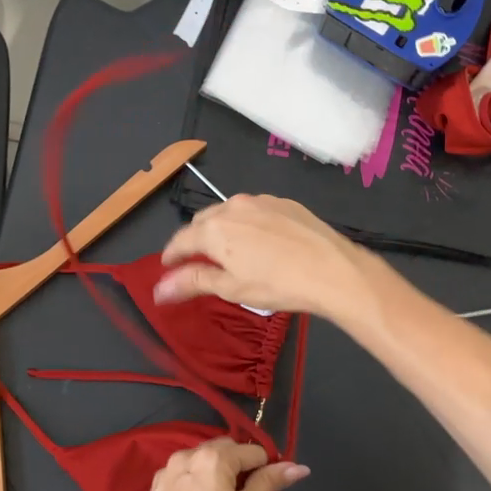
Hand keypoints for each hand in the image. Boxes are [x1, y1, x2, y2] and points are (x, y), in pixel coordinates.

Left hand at [139, 438, 308, 490]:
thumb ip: (271, 481)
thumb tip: (298, 467)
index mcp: (212, 457)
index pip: (251, 452)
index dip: (265, 468)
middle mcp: (184, 456)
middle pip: (223, 451)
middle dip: (238, 468)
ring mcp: (165, 473)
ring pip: (200, 463)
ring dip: (214, 474)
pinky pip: (181, 478)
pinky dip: (193, 485)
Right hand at [154, 195, 370, 319]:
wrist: (332, 270)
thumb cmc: (276, 285)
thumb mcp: (230, 288)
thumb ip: (192, 282)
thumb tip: (158, 289)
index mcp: (213, 229)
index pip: (180, 240)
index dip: (171, 255)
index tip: (167, 266)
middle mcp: (233, 206)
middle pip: (203, 222)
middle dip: (196, 240)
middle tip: (199, 261)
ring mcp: (261, 201)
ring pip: (230, 213)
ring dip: (223, 229)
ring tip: (230, 251)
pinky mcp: (286, 203)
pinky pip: (256, 211)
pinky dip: (248, 224)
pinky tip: (261, 242)